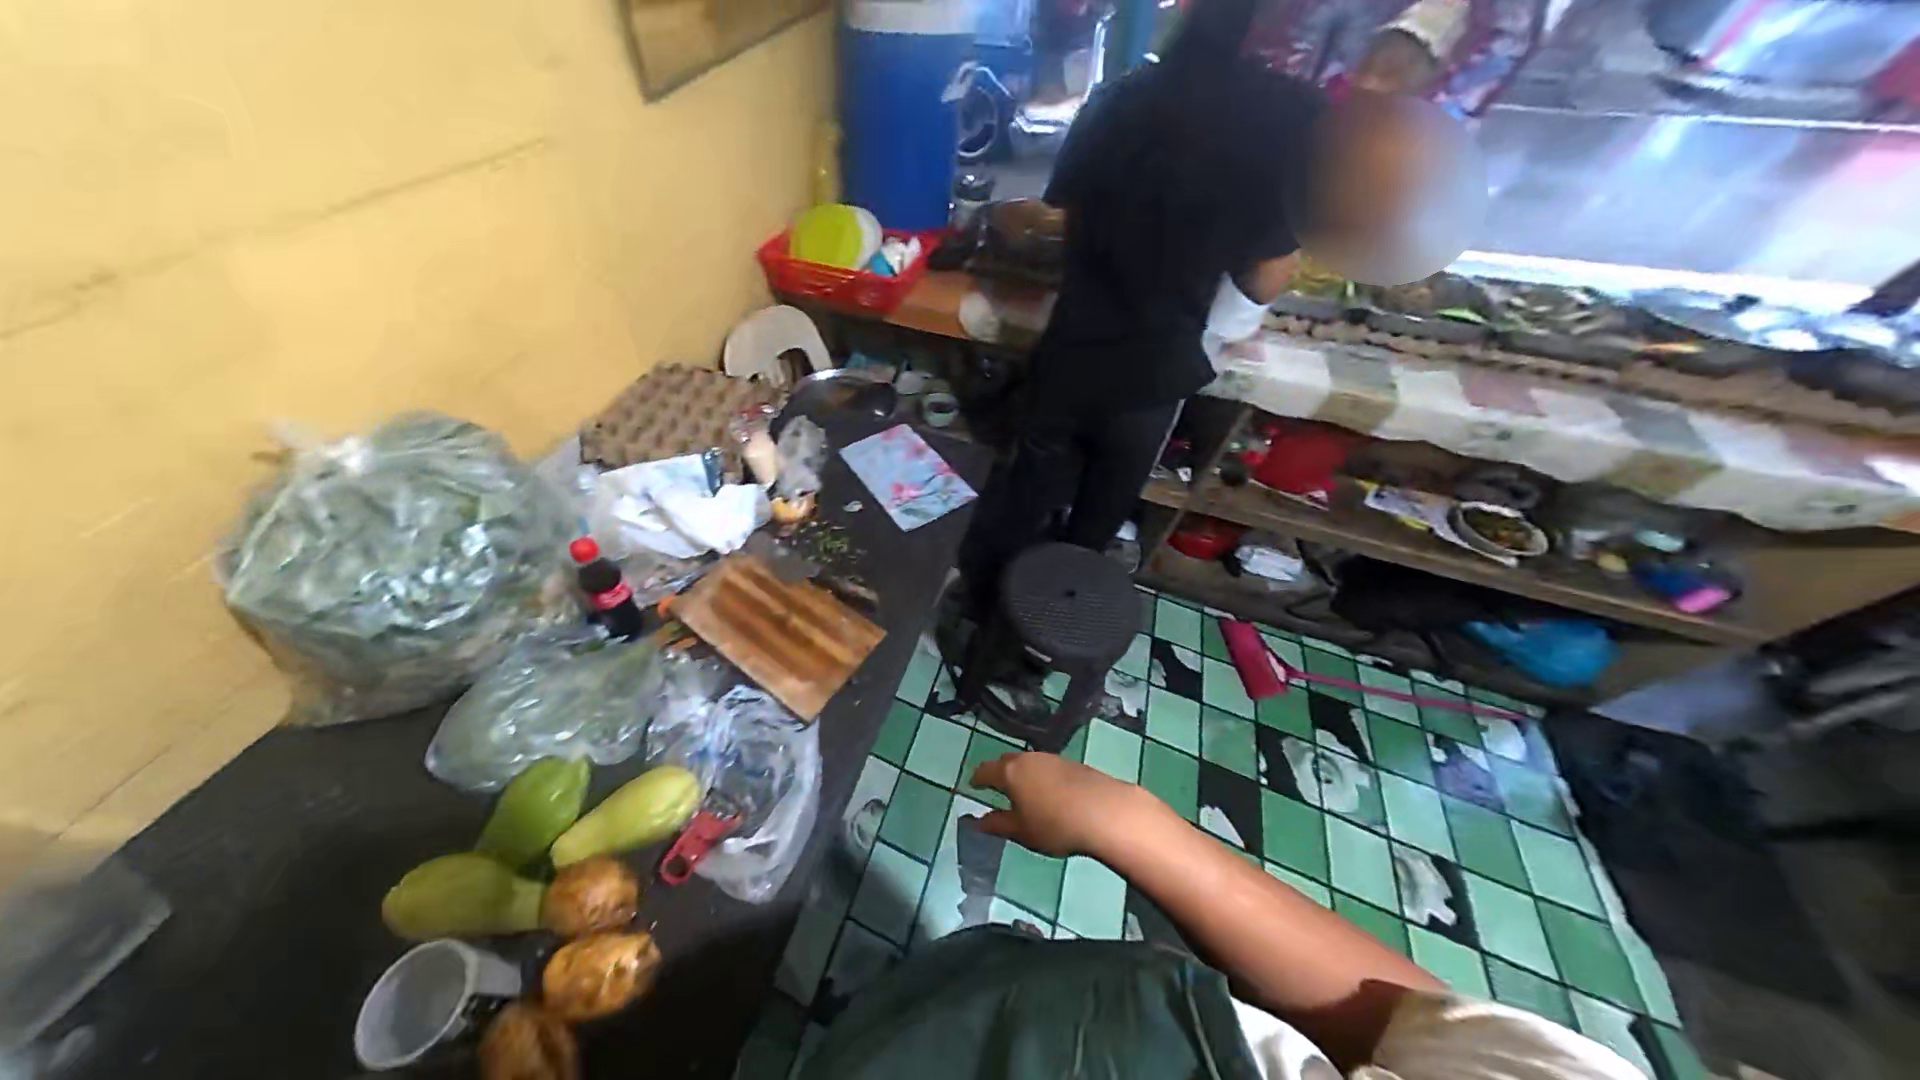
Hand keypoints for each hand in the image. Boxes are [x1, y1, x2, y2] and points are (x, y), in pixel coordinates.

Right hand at [967, 752, 1158, 857]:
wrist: (1104, 811)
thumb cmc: (1055, 824)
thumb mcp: (1022, 831)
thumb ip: (997, 824)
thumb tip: (977, 822)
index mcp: (1010, 772)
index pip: (985, 770)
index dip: (978, 778)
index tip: (973, 785)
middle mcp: (1028, 759)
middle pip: (1006, 761)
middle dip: (999, 772)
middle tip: (996, 787)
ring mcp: (1052, 758)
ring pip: (1029, 762)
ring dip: (1022, 774)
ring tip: (1023, 791)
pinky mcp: (1072, 763)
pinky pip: (1047, 766)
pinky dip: (1040, 776)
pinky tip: (1048, 793)